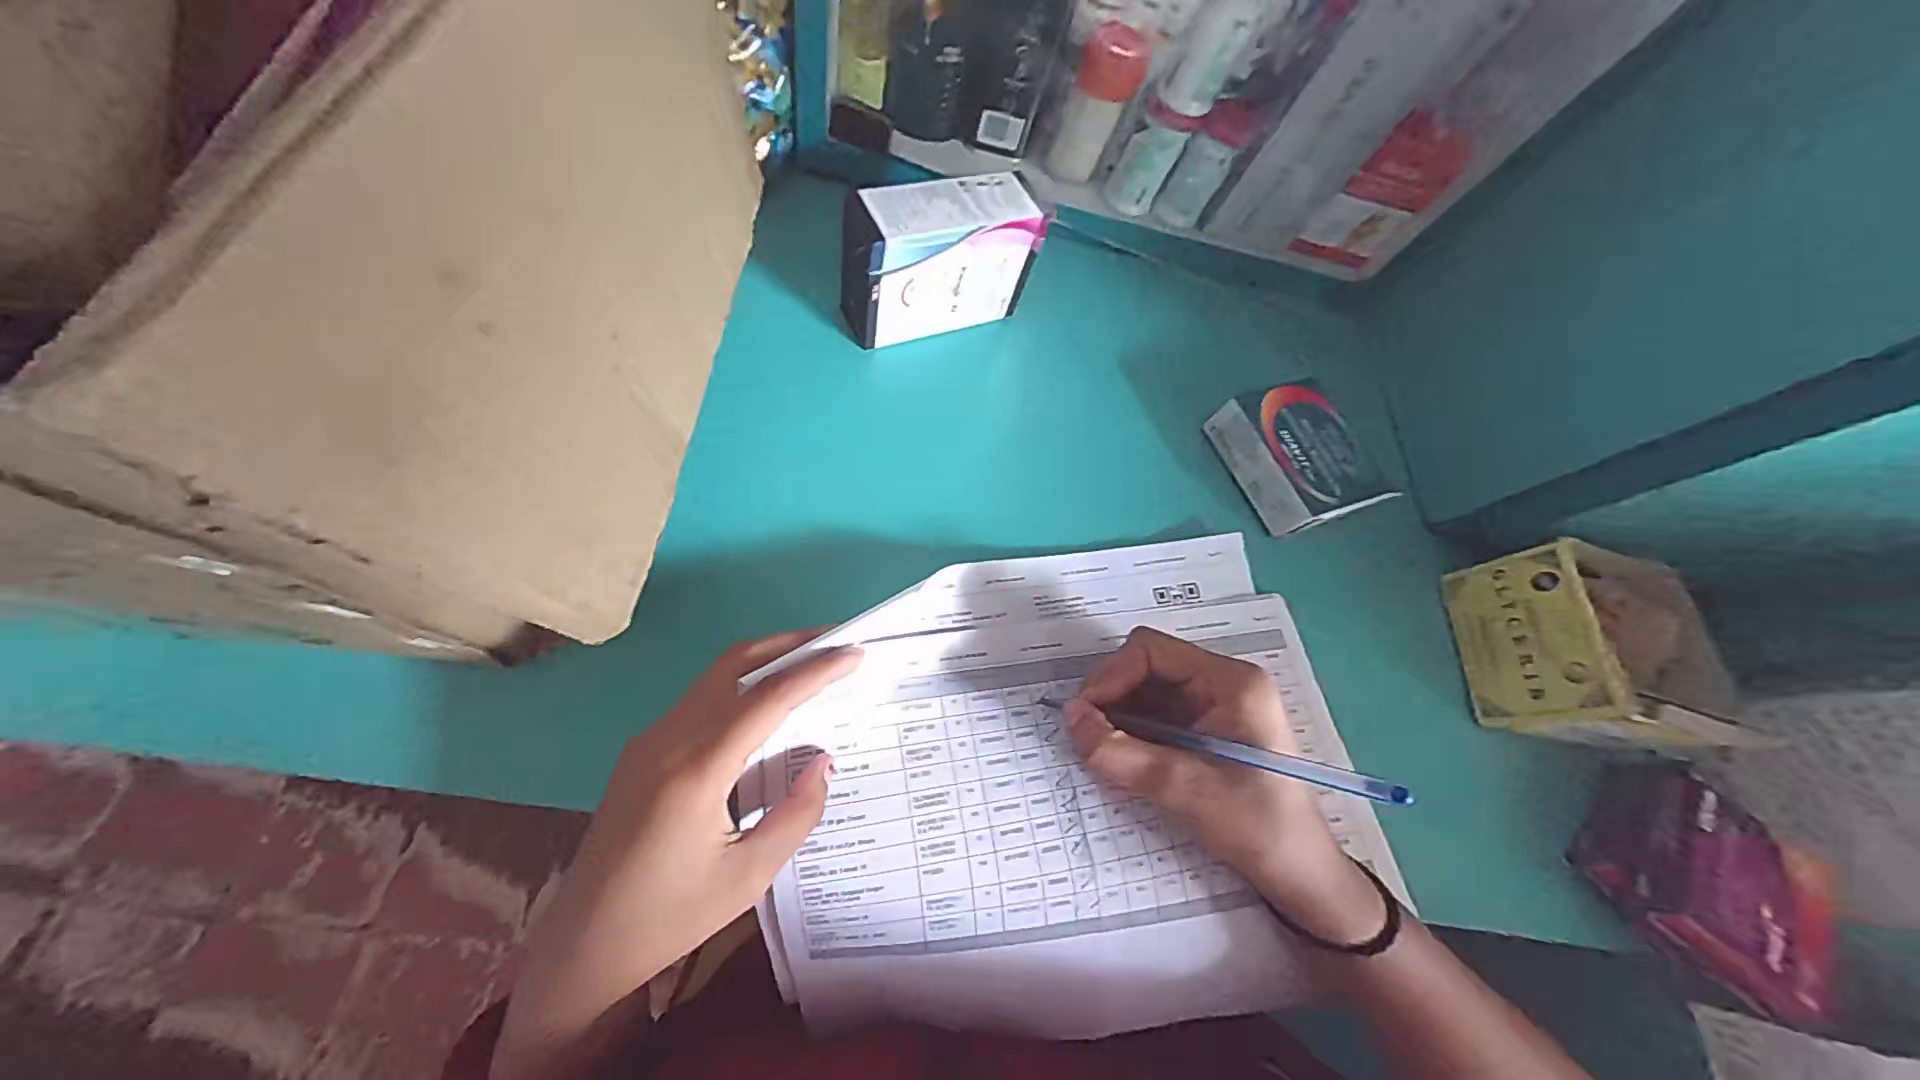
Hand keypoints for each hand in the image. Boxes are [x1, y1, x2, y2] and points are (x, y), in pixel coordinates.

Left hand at [494, 632, 860, 1079]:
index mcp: (696, 770)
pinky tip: (765, 708)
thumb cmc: (669, 918)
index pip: (767, 698)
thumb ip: (795, 814)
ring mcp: (649, 741)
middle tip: (834, 643)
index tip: (854, 654)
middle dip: (789, 645)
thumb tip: (823, 760)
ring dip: (765, 661)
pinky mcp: (641, 751)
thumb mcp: (748, 877)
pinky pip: (700, 700)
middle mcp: (668, 739)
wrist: (581, 946)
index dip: (815, 671)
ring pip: (715, 676)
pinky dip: (741, 686)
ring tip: (810, 665)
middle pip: (736, 664)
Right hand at [1064, 627, 1382, 941]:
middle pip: (1145, 666)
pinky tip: (1122, 759)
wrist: (1300, 876)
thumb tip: (1070, 718)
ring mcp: (1213, 704)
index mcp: (1230, 681)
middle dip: (1111, 696)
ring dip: (1118, 716)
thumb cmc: (1255, 826)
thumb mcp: (1182, 789)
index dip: (1111, 676)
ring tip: (1102, 750)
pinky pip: (1154, 714)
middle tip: (1088, 734)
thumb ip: (1120, 752)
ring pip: (1145, 691)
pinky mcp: (1204, 728)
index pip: (1151, 650)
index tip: (1086, 715)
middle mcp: (1221, 682)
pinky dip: (1130, 732)